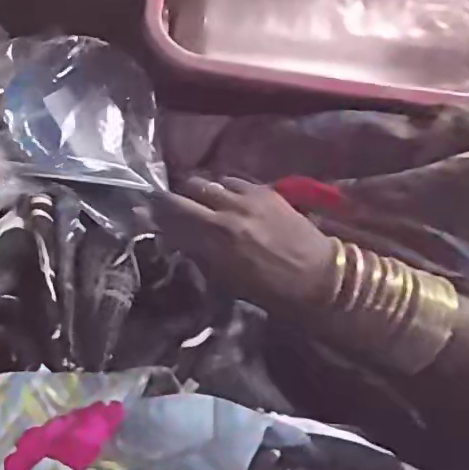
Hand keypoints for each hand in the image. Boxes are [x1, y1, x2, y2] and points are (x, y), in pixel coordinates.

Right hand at [157, 176, 336, 306]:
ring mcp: (248, 197)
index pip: (172, 210)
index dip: (155, 207)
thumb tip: (171, 235)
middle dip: (176, 195)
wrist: (322, 278)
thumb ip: (196, 251)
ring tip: (202, 201)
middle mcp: (229, 211)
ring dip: (200, 190)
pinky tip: (227, 199)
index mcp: (216, 236)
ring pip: (209, 180)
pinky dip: (223, 188)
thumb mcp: (225, 278)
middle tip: (173, 205)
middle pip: (187, 188)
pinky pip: (233, 180)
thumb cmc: (270, 289)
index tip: (146, 209)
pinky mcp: (266, 191)